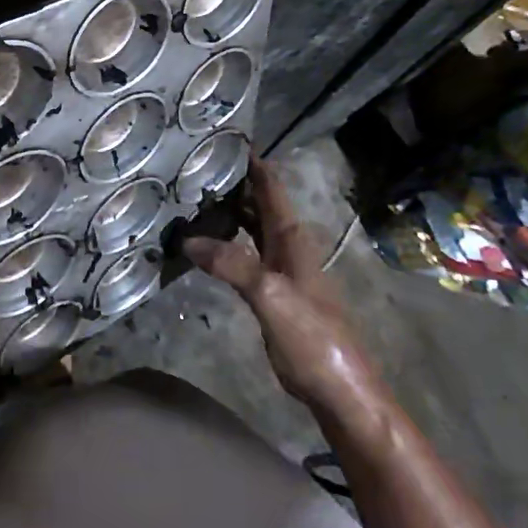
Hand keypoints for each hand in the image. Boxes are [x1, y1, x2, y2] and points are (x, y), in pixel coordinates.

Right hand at [185, 154, 379, 411]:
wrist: (339, 389)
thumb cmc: (312, 338)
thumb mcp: (270, 296)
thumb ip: (232, 264)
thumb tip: (189, 238)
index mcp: (292, 239)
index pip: (270, 188)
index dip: (252, 163)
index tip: (227, 138)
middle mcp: (286, 247)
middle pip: (258, 204)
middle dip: (233, 183)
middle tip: (194, 165)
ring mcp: (280, 270)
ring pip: (251, 228)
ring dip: (228, 211)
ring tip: (192, 196)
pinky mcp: (272, 293)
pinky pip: (245, 254)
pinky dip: (226, 242)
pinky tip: (204, 243)